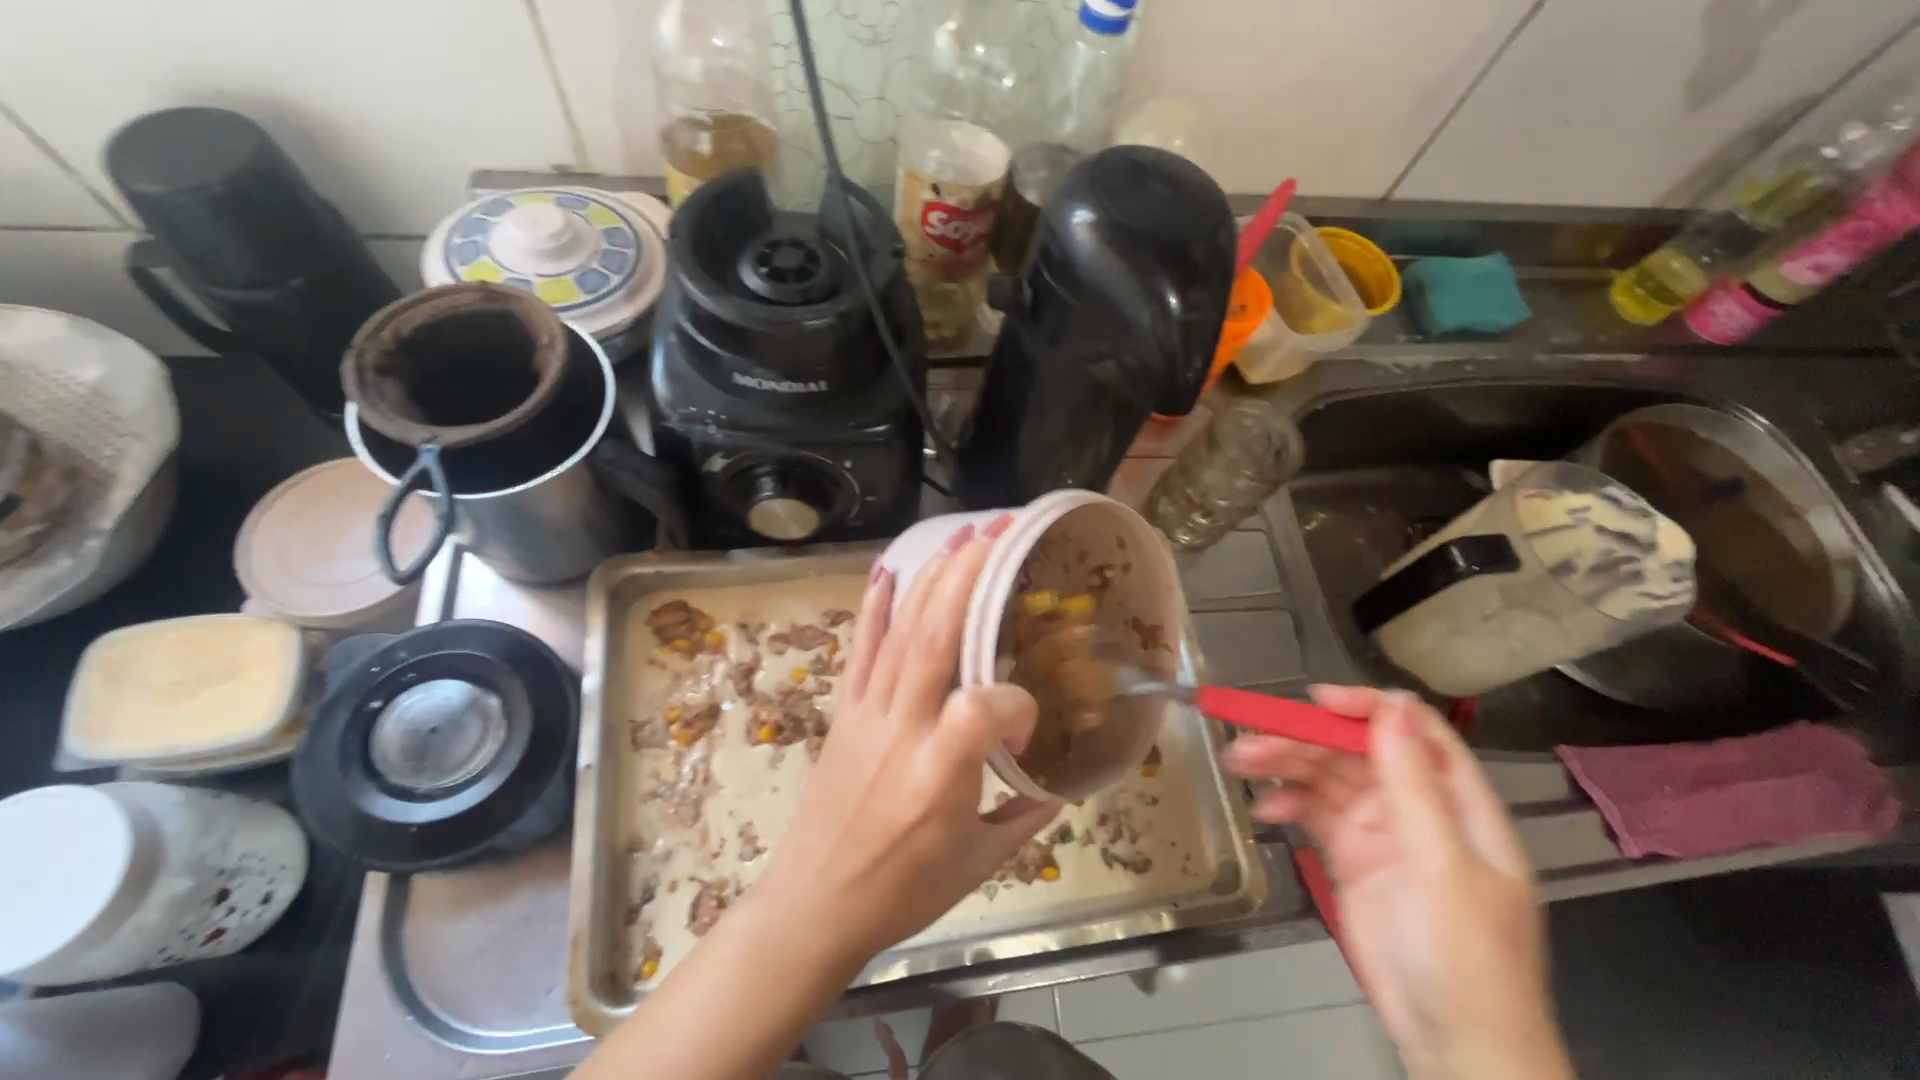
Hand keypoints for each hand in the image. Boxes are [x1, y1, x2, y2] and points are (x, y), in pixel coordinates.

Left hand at [754, 521, 1062, 961]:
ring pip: (901, 635)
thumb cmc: (900, 893)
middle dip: (968, 581)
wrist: (813, 906)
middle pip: (934, 641)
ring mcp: (867, 715)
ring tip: (961, 537)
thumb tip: (1061, 784)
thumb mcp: (978, 865)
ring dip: (931, 580)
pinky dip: (874, 609)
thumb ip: (1026, 818)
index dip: (1016, 703)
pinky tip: (888, 571)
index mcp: (939, 777)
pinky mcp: (844, 713)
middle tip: (999, 536)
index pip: (985, 707)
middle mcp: (901, 732)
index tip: (1029, 723)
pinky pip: (860, 652)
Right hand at [1223, 686, 1572, 1079]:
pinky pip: (1315, 815)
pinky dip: (1288, 805)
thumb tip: (1393, 711)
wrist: (1455, 1043)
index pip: (1414, 732)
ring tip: (1241, 764)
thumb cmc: (1469, 961)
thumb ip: (1414, 787)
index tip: (1315, 701)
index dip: (1367, 708)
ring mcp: (1383, 834)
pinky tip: (1266, 809)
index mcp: (1458, 803)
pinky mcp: (1352, 860)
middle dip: (1305, 740)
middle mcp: (1419, 809)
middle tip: (1251, 741)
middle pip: (1357, 752)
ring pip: (1329, 779)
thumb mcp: (1444, 868)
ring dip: (1285, 767)